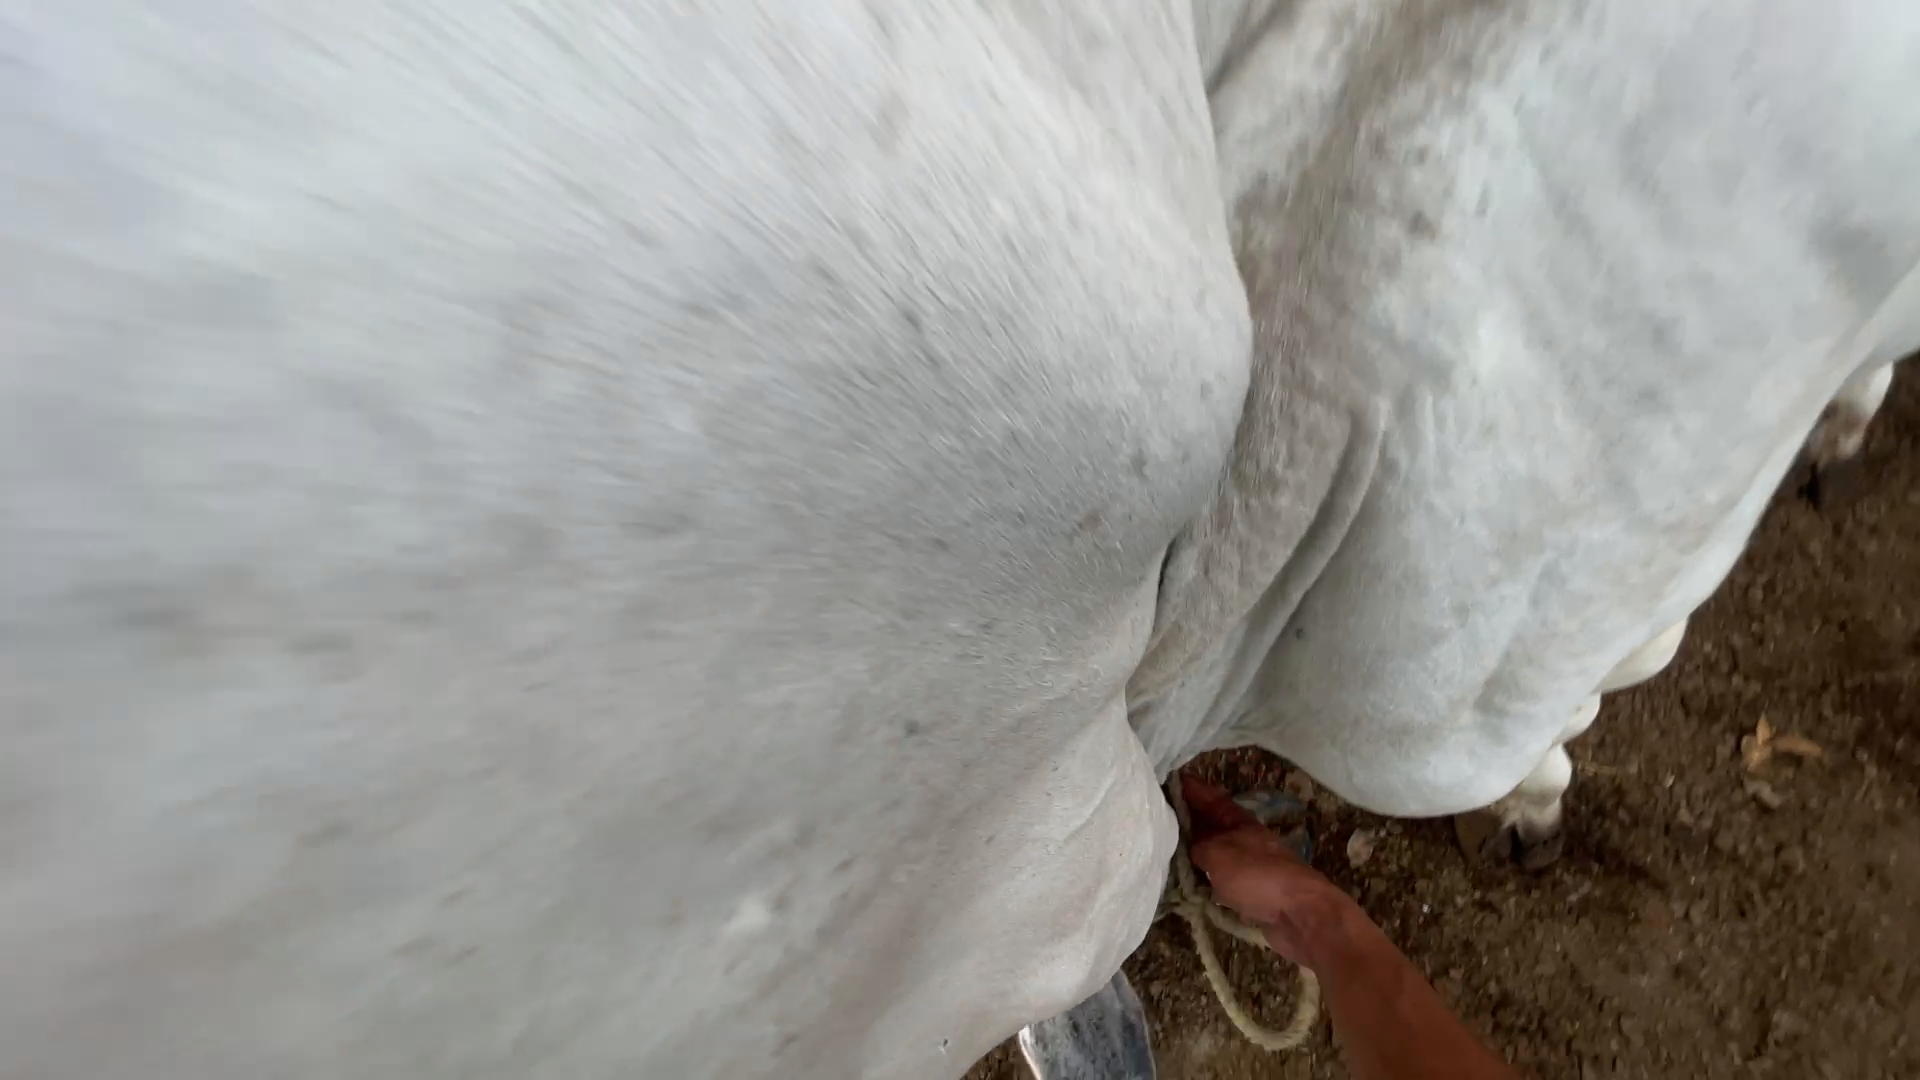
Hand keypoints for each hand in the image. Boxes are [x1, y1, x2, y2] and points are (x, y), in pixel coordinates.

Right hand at [1180, 774, 1358, 969]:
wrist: (1301, 915)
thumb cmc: (1257, 875)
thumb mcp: (1217, 854)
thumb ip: (1197, 848)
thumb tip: (1191, 851)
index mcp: (1238, 821)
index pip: (1209, 797)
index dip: (1190, 788)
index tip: (1169, 779)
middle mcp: (1244, 838)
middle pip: (1211, 824)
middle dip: (1188, 819)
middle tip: (1160, 815)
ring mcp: (1250, 865)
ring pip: (1215, 851)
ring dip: (1196, 850)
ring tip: (1168, 848)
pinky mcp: (1252, 891)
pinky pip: (1222, 878)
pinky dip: (1206, 877)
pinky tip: (1190, 882)